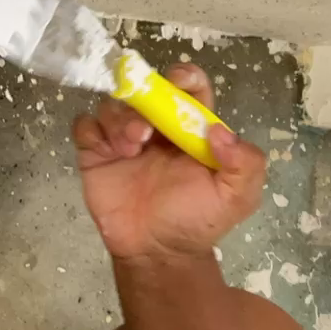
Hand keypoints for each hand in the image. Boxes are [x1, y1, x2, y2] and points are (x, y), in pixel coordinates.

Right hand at [71, 63, 266, 263]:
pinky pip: (84, 125)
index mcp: (189, 129)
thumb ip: (245, 163)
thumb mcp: (237, 197)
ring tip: (128, 151)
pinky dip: (91, 131)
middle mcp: (155, 128)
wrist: (156, 252)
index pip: (187, 88)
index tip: (179, 82)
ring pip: (112, 106)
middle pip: (143, 92)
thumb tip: (219, 131)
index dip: (184, 77)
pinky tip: (106, 153)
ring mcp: (122, 139)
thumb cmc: (196, 221)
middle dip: (142, 100)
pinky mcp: (95, 153)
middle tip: (144, 131)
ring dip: (119, 122)